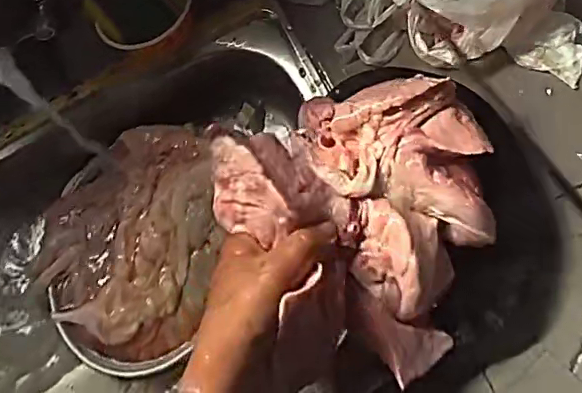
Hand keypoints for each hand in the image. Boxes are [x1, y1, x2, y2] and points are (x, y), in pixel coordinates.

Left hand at [182, 224, 336, 392]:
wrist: (231, 382)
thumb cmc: (238, 319)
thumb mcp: (270, 272)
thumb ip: (301, 245)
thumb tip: (331, 226)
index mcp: (243, 242)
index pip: (277, 215)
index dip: (304, 209)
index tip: (332, 205)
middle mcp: (256, 260)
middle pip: (293, 240)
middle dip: (319, 236)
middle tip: (348, 226)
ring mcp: (271, 287)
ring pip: (303, 264)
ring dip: (324, 260)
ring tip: (350, 247)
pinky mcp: (283, 312)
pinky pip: (308, 289)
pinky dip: (324, 284)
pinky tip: (341, 277)